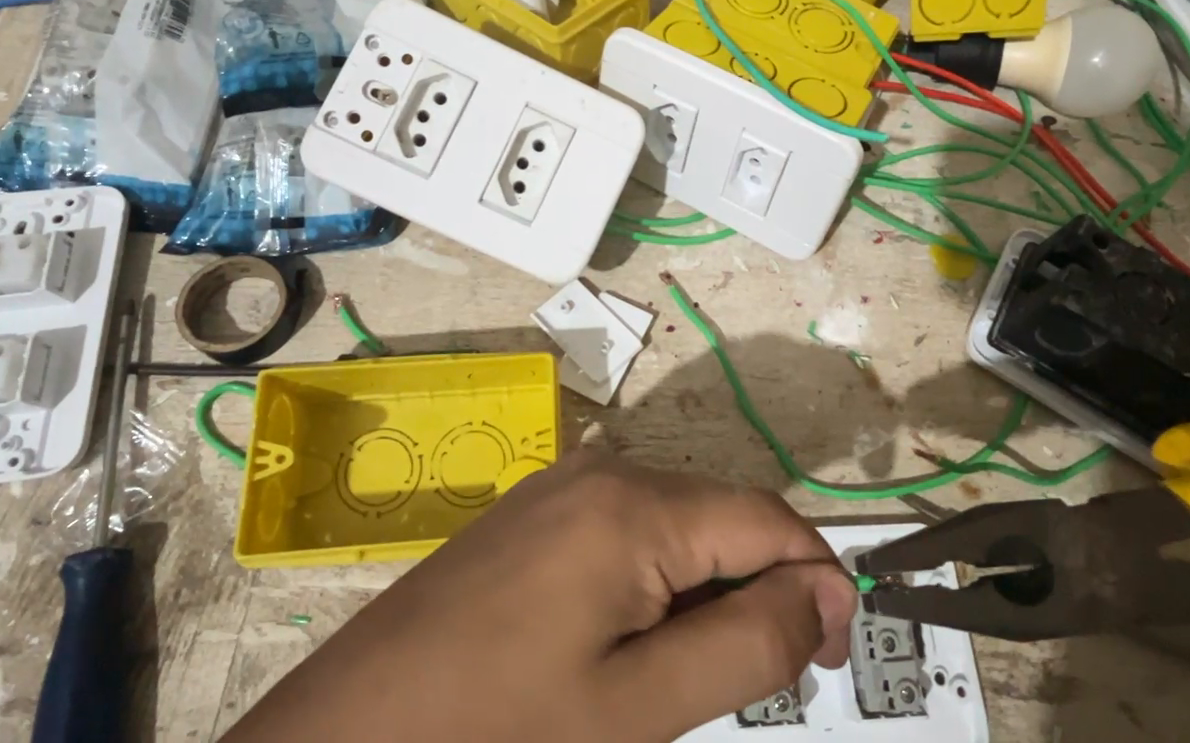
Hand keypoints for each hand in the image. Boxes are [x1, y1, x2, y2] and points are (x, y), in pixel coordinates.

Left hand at [223, 450, 857, 742]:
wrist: (354, 727)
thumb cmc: (501, 724)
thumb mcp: (640, 705)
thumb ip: (748, 644)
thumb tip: (824, 592)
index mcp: (635, 504)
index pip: (768, 519)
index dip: (819, 578)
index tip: (835, 652)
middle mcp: (603, 471)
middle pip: (722, 516)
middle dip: (762, 585)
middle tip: (764, 675)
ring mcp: (561, 487)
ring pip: (678, 523)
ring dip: (710, 586)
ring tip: (696, 668)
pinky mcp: (535, 513)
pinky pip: (628, 530)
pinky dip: (660, 578)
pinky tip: (639, 637)